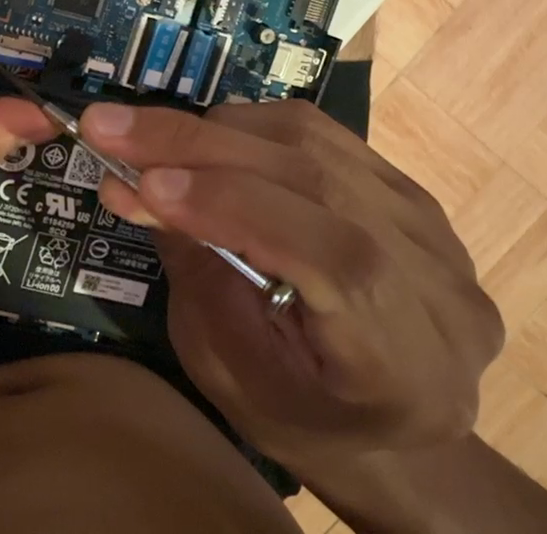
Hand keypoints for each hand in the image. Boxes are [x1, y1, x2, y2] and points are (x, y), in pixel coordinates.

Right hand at [83, 100, 502, 474]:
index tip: (146, 184)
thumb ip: (196, 271)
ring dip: (213, 131)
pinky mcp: (406, 190)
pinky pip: (319, 135)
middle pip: (319, 183)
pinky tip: (197, 141)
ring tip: (140, 136)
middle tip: (107, 126)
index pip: (335, 260)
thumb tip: (132, 181)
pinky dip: (244, 128)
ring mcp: (431, 228)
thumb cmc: (292, 410)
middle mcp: (439, 284)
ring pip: (314, 144)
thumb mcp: (227, 365)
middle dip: (199, 148)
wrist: (381, 419)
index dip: (237, 208)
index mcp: (409, 364)